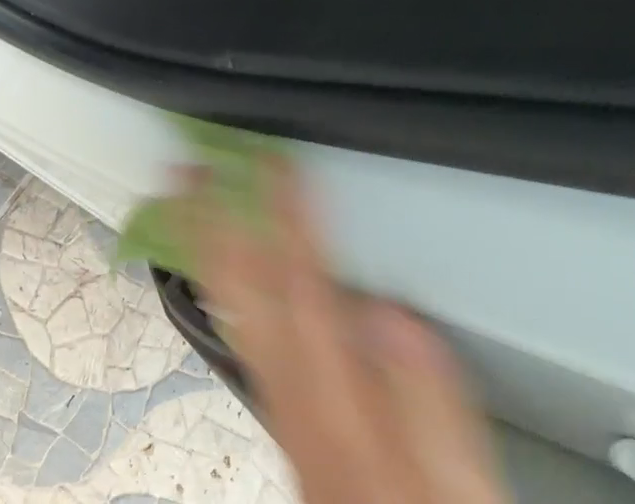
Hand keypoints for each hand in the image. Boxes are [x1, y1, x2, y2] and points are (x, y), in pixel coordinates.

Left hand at [183, 160, 508, 503]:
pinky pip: (231, 320)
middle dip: (211, 219)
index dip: (283, 215)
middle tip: (190, 164)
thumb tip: (389, 311)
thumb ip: (423, 394)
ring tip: (181, 195)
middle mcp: (285, 381)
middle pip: (237, 284)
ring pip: (224, 298)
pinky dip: (213, 277)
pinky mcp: (274, 399)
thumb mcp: (453, 477)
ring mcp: (272, 388)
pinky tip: (211, 261)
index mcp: (331, 389)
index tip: (271, 162)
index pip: (299, 281)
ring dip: (199, 241)